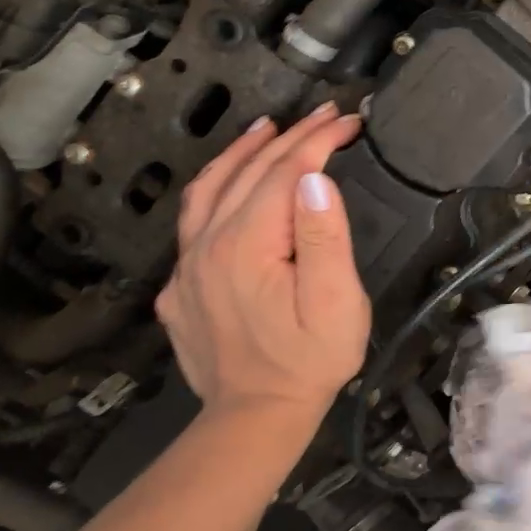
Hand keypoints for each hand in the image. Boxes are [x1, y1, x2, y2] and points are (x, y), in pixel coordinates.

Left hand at [157, 102, 368, 419]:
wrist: (256, 415)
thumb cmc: (311, 359)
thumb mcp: (336, 302)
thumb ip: (325, 239)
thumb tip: (316, 181)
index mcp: (249, 245)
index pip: (284, 174)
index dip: (317, 141)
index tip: (348, 121)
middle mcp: (208, 246)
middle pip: (246, 174)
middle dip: (289, 137)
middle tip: (326, 114)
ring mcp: (187, 267)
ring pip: (207, 191)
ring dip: (240, 153)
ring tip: (267, 128)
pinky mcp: (181, 288)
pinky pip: (193, 221)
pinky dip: (216, 188)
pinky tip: (231, 187)